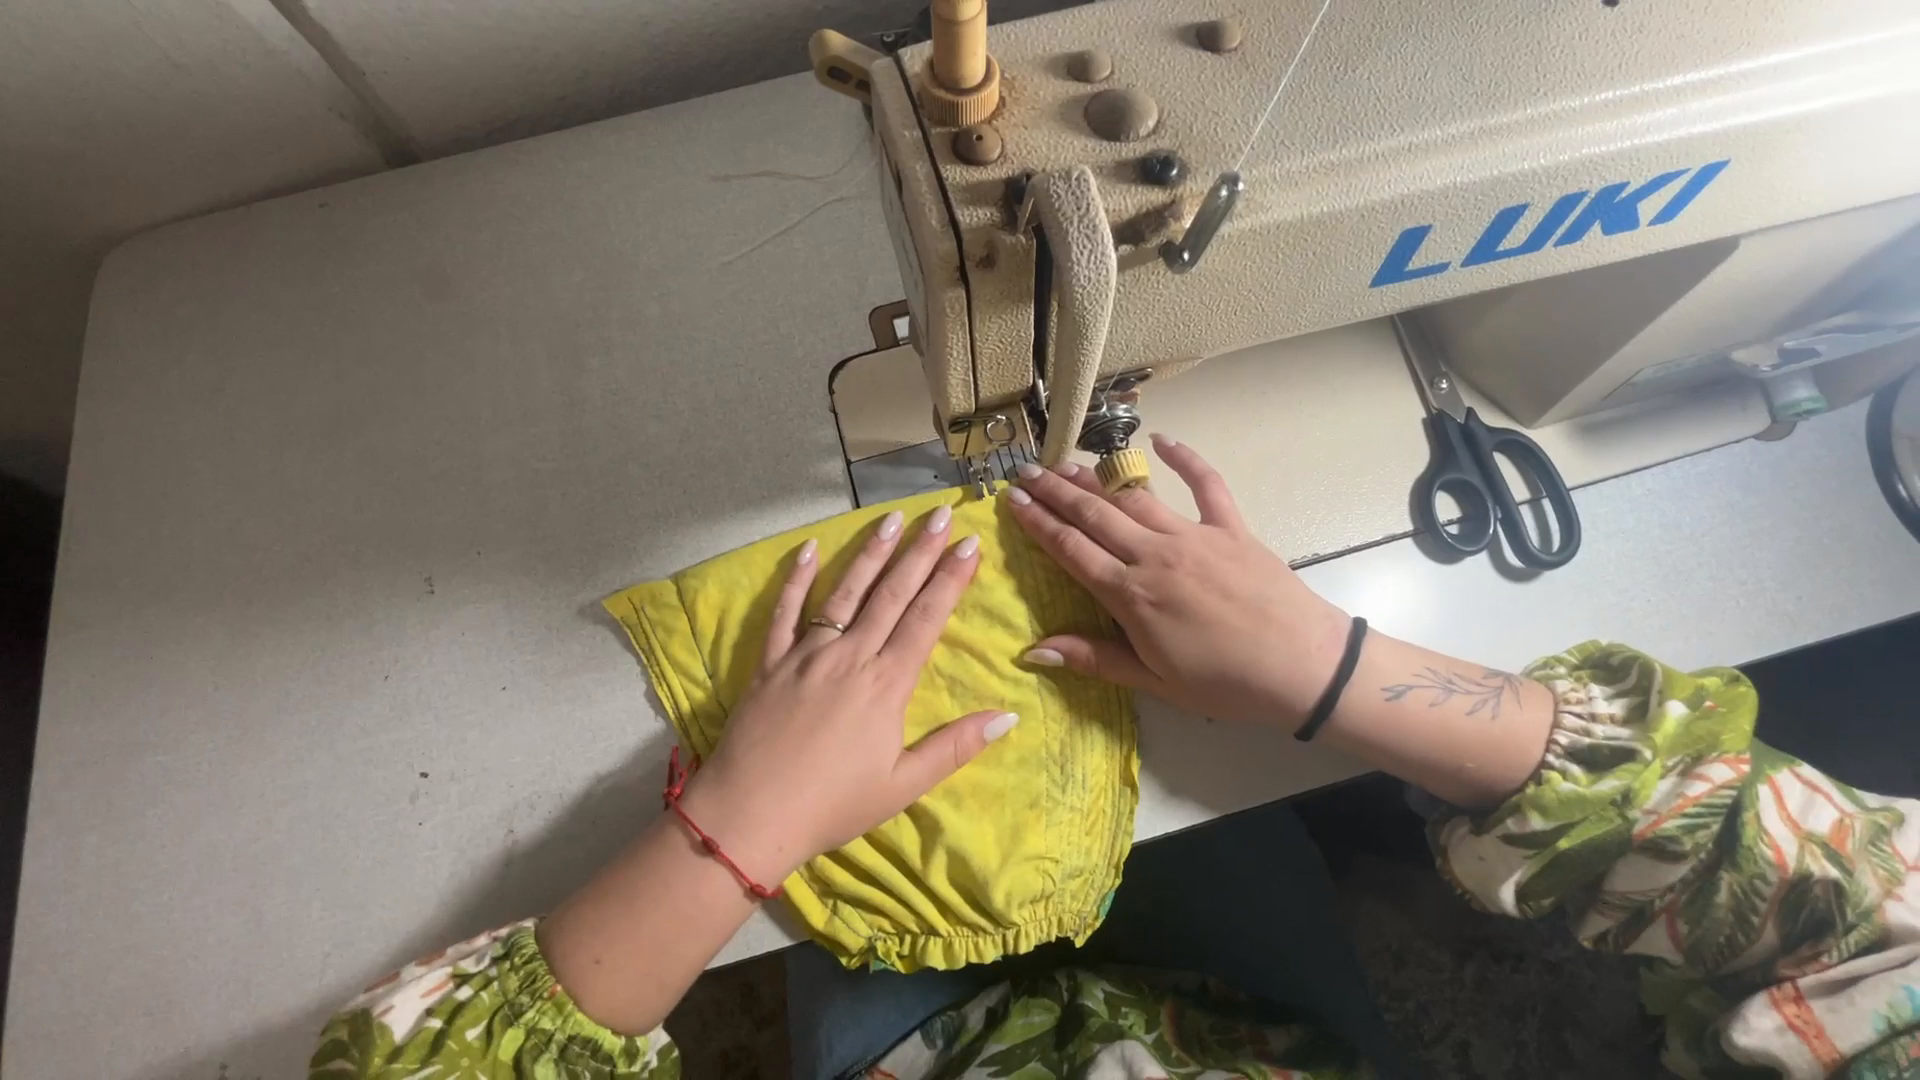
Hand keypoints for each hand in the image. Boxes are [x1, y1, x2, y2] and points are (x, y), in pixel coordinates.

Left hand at [679, 504, 1018, 882]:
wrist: (748, 815)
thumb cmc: (832, 805)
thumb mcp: (903, 786)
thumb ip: (955, 746)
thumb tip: (1009, 716)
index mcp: (886, 684)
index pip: (926, 618)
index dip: (950, 579)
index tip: (969, 544)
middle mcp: (850, 656)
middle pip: (891, 594)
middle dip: (920, 551)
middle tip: (941, 514)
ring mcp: (806, 654)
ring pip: (845, 592)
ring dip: (870, 553)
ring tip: (892, 518)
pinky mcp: (770, 661)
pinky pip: (784, 612)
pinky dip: (796, 578)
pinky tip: (808, 548)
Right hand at [1005, 435, 1350, 731]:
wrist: (1306, 669)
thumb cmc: (1226, 684)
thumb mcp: (1155, 682)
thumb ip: (1094, 658)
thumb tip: (1032, 650)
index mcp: (1131, 595)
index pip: (1071, 550)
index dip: (1037, 522)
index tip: (1012, 500)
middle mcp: (1155, 555)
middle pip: (1094, 516)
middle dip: (1055, 492)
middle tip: (1025, 472)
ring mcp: (1194, 536)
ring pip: (1134, 498)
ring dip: (1097, 479)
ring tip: (1066, 464)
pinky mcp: (1231, 528)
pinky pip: (1206, 485)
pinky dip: (1186, 458)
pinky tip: (1162, 440)